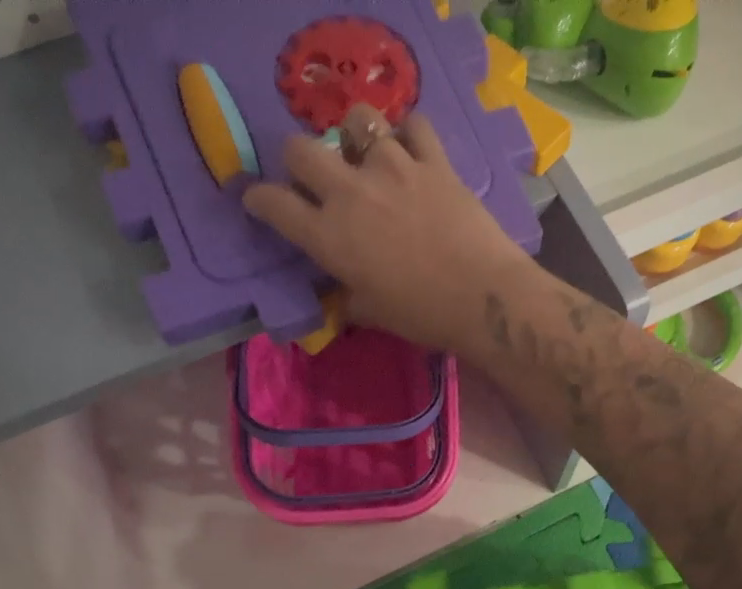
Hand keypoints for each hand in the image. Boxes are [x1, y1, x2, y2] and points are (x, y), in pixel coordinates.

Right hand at [243, 103, 545, 354]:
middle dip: (298, 161)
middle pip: (299, 149)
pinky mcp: (434, 160)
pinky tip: (412, 150)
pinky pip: (414, 124)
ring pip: (358, 121)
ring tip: (367, 154)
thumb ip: (347, 297)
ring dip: (355, 135)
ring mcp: (393, 168)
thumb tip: (341, 296)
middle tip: (315, 178)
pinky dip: (409, 133)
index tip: (260, 201)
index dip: (259, 200)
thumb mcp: (372, 314)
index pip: (273, 203)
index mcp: (327, 235)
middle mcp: (350, 192)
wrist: (482, 297)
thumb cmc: (423, 315)